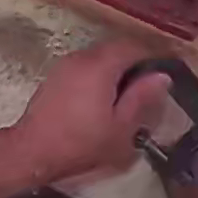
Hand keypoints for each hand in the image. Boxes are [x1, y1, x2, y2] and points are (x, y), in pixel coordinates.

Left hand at [9, 40, 171, 181]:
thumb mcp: (121, 127)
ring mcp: (65, 64)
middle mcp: (81, 57)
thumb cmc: (81, 142)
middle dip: (134, 61)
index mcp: (100, 66)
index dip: (152, 55)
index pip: (133, 46)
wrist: (33, 150)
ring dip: (115, 67)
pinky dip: (98, 73)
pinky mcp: (54, 75)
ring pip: (98, 56)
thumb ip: (141, 98)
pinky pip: (83, 65)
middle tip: (148, 85)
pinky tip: (102, 96)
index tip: (165, 71)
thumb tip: (162, 76)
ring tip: (127, 93)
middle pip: (114, 48)